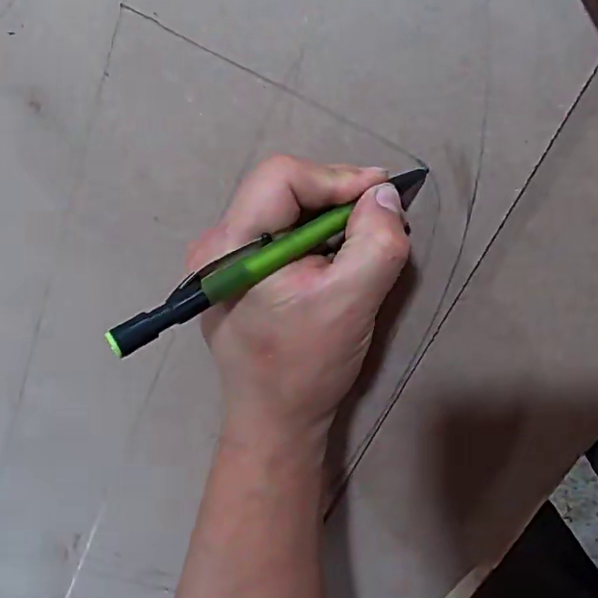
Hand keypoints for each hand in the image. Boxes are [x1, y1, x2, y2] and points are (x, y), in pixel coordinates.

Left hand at [187, 156, 411, 448]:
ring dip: (327, 214)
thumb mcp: (353, 301)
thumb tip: (382, 193)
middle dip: (335, 195)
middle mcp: (215, 244)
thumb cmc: (307, 366)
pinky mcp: (235, 271)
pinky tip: (335, 255)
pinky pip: (278, 230)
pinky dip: (313, 233)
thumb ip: (376, 241)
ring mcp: (221, 258)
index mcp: (230, 246)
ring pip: (282, 207)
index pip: (282, 177)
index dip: (337, 178)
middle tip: (377, 214)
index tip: (382, 194)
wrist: (274, 421)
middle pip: (281, 188)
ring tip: (360, 237)